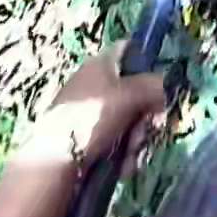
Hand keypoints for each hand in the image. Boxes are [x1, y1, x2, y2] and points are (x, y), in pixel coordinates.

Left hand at [16, 45, 167, 166]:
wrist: (52, 161)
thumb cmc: (93, 117)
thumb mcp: (130, 95)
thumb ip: (152, 86)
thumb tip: (163, 86)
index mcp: (101, 61)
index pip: (129, 49)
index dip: (146, 63)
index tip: (158, 86)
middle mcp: (92, 81)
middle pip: (131, 89)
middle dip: (143, 113)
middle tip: (146, 130)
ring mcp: (85, 109)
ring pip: (123, 118)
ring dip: (134, 138)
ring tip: (131, 156)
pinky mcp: (80, 136)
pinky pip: (110, 139)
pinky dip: (120, 153)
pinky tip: (122, 167)